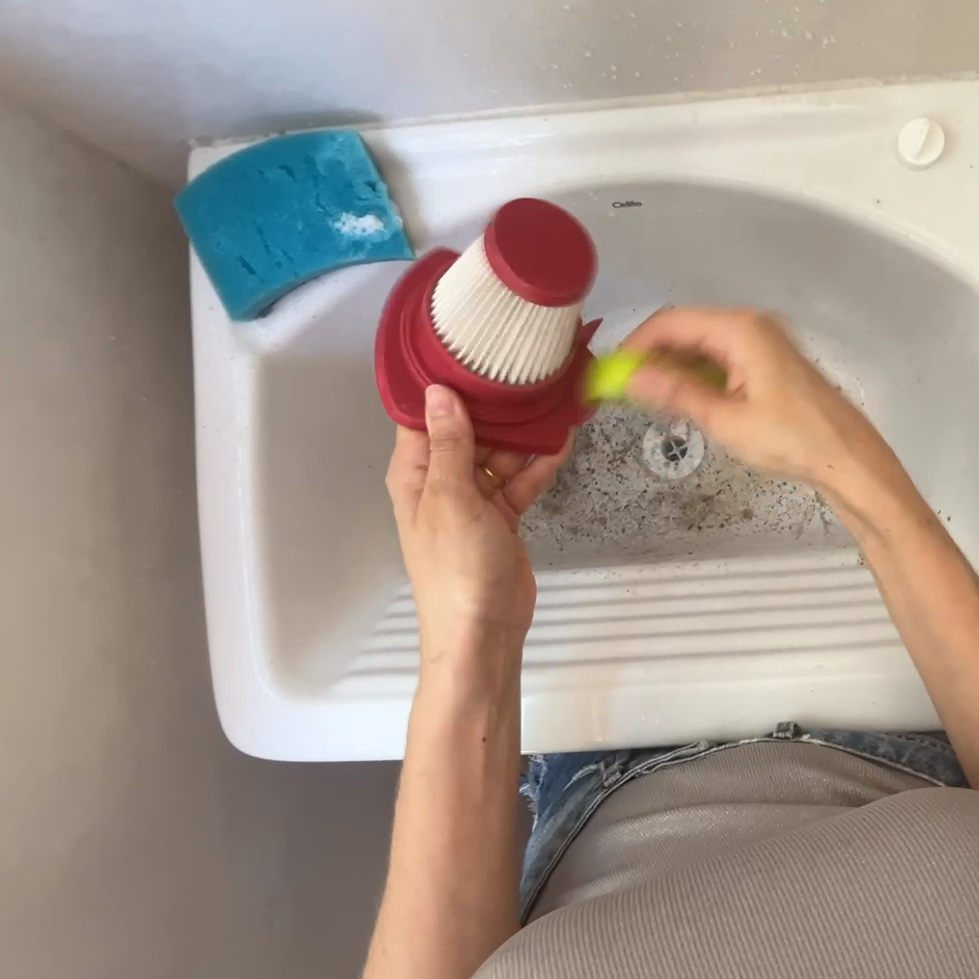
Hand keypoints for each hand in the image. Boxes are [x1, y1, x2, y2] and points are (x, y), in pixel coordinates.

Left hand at [385, 385, 570, 656]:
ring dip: (522, 434)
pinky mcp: (504, 516)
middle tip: (526, 369)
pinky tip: (562, 440)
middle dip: (495, 406)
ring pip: (499, 454)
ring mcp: (475, 500)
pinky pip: (521, 481)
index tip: (472, 348)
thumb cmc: (457, 566)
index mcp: (416, 473)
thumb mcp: (451, 498)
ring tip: (552, 399)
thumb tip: (440, 391)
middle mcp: (443, 481)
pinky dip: (539, 465)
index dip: (445, 384)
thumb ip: (451, 445)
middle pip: (468, 431)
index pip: (424, 416)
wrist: (484, 629)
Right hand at [622, 307, 897, 502]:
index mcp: (740, 330)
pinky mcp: (769, 362)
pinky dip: (698, 375)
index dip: (636, 345)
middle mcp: (751, 326)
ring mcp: (763, 342)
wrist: (846, 456)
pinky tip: (685, 400)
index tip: (611, 371)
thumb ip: (676, 393)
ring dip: (674, 367)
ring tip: (650, 400)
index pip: (671, 323)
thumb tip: (632, 378)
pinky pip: (722, 358)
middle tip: (625, 390)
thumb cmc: (792, 439)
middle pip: (686, 330)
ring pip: (703, 345)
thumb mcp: (725, 419)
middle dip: (653, 357)